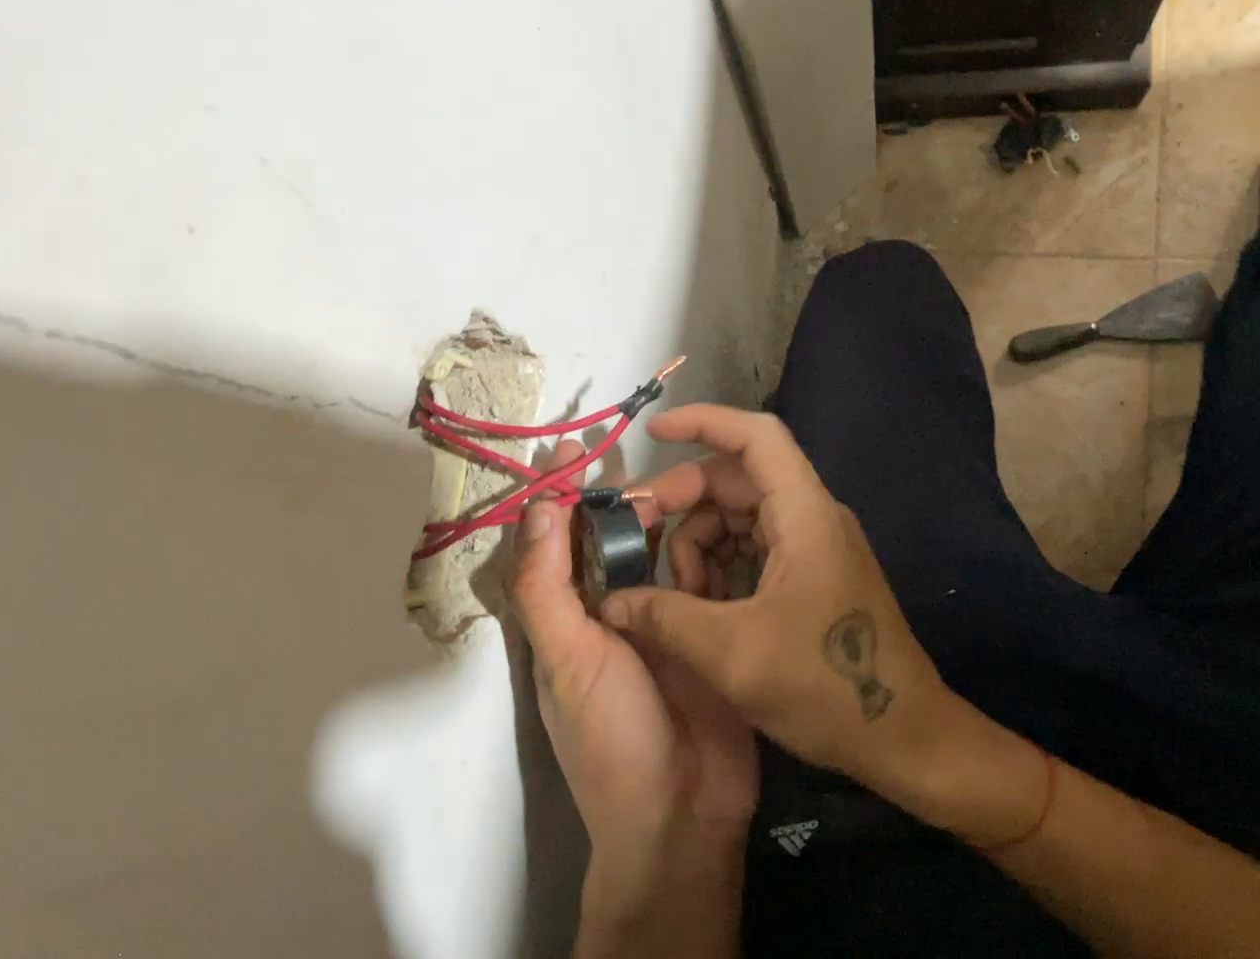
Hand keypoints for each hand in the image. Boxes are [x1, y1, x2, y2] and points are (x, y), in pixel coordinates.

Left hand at [508, 441, 755, 953]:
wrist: (685, 810)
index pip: (556, 545)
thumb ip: (547, 587)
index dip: (559, 497)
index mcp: (570, 620)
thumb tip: (536, 508)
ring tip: (681, 476)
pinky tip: (722, 515)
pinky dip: (709, 547)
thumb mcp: (567, 661)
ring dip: (664, 516)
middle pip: (610, 542)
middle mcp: (614, 615)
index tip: (572, 449)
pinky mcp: (708, 631)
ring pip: (660, 553)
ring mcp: (665, 623)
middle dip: (614, 499)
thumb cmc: (613, 736)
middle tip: (634, 454)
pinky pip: (707, 578)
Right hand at [603, 405, 950, 791]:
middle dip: (683, 503)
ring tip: (676, 597)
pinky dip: (721, 566)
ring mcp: (815, 546)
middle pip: (737, 480)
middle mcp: (812, 517)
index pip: (755, 436)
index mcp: (804, 515)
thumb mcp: (732, 653)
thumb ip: (665, 618)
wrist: (902, 736)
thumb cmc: (825, 686)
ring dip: (699, 544)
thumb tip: (610, 602)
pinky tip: (701, 607)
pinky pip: (756, 548)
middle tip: (638, 540)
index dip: (703, 421)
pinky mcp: (813, 574)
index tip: (653, 430)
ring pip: (741, 516)